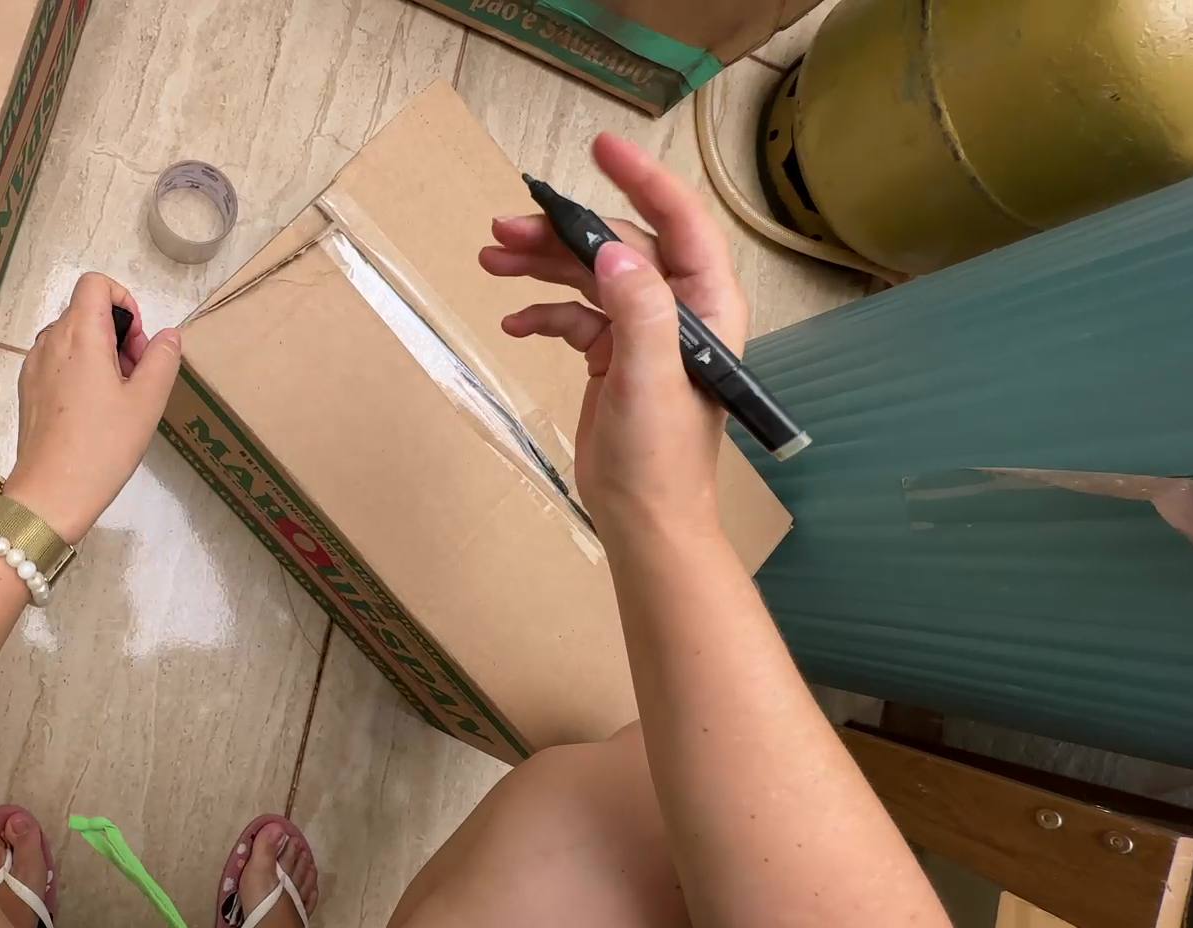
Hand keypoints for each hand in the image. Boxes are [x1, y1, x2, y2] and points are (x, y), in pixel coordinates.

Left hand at [6, 273, 182, 540]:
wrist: (51, 494)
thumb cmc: (103, 446)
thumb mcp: (147, 402)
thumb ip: (163, 359)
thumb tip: (169, 335)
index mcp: (80, 334)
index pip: (96, 283)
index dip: (125, 301)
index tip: (139, 343)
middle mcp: (50, 341)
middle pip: (86, 311)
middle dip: (119, 334)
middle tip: (138, 378)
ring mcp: (34, 366)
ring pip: (73, 339)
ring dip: (101, 355)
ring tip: (118, 400)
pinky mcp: (28, 391)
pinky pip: (59, 363)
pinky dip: (81, 373)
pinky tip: (94, 414)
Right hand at [480, 134, 746, 544]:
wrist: (640, 513)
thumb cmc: (656, 455)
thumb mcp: (649, 380)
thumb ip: (640, 311)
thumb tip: (611, 251)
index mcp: (701, 305)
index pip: (676, 223)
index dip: (640, 181)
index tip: (599, 149)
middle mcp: (673, 309)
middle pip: (615, 249)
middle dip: (559, 234)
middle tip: (502, 228)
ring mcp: (638, 333)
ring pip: (587, 280)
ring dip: (540, 269)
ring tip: (491, 261)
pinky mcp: (610, 357)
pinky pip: (572, 319)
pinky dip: (541, 316)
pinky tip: (514, 324)